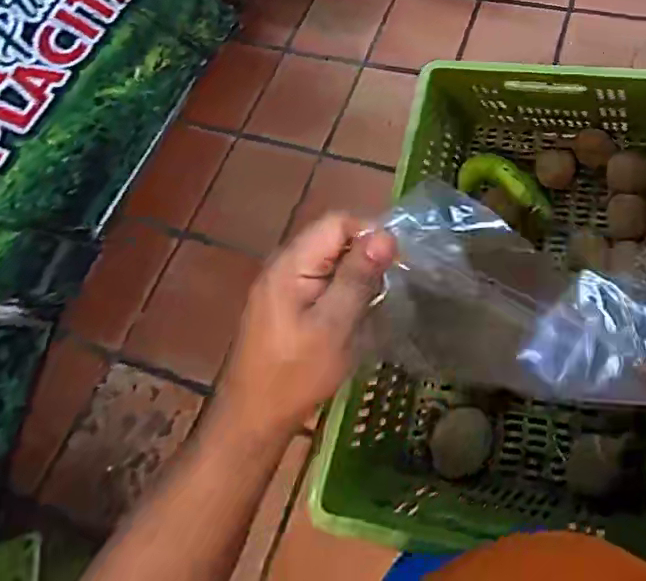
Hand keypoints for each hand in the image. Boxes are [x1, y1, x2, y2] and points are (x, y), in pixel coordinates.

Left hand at [216, 212, 396, 437]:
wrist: (251, 423)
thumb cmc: (295, 376)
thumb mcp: (334, 326)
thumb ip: (358, 277)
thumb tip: (387, 235)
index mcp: (290, 264)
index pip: (338, 221)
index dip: (370, 233)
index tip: (394, 262)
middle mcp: (283, 264)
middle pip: (333, 236)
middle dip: (365, 254)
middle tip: (386, 285)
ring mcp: (282, 283)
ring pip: (330, 257)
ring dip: (356, 273)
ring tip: (374, 302)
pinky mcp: (286, 302)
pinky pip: (322, 277)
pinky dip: (343, 288)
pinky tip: (354, 313)